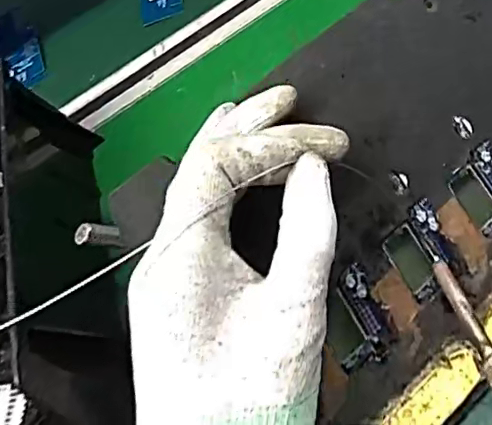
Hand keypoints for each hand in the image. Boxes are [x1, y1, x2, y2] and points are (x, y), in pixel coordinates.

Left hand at [128, 86, 349, 424]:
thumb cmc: (246, 405)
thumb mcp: (291, 315)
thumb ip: (306, 233)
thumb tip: (312, 169)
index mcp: (181, 256)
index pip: (223, 162)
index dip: (278, 141)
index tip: (327, 144)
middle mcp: (163, 256)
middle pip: (201, 160)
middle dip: (249, 122)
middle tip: (290, 98)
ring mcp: (167, 269)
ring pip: (195, 179)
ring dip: (234, 140)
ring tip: (265, 114)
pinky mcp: (179, 284)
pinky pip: (199, 204)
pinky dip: (227, 172)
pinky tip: (241, 165)